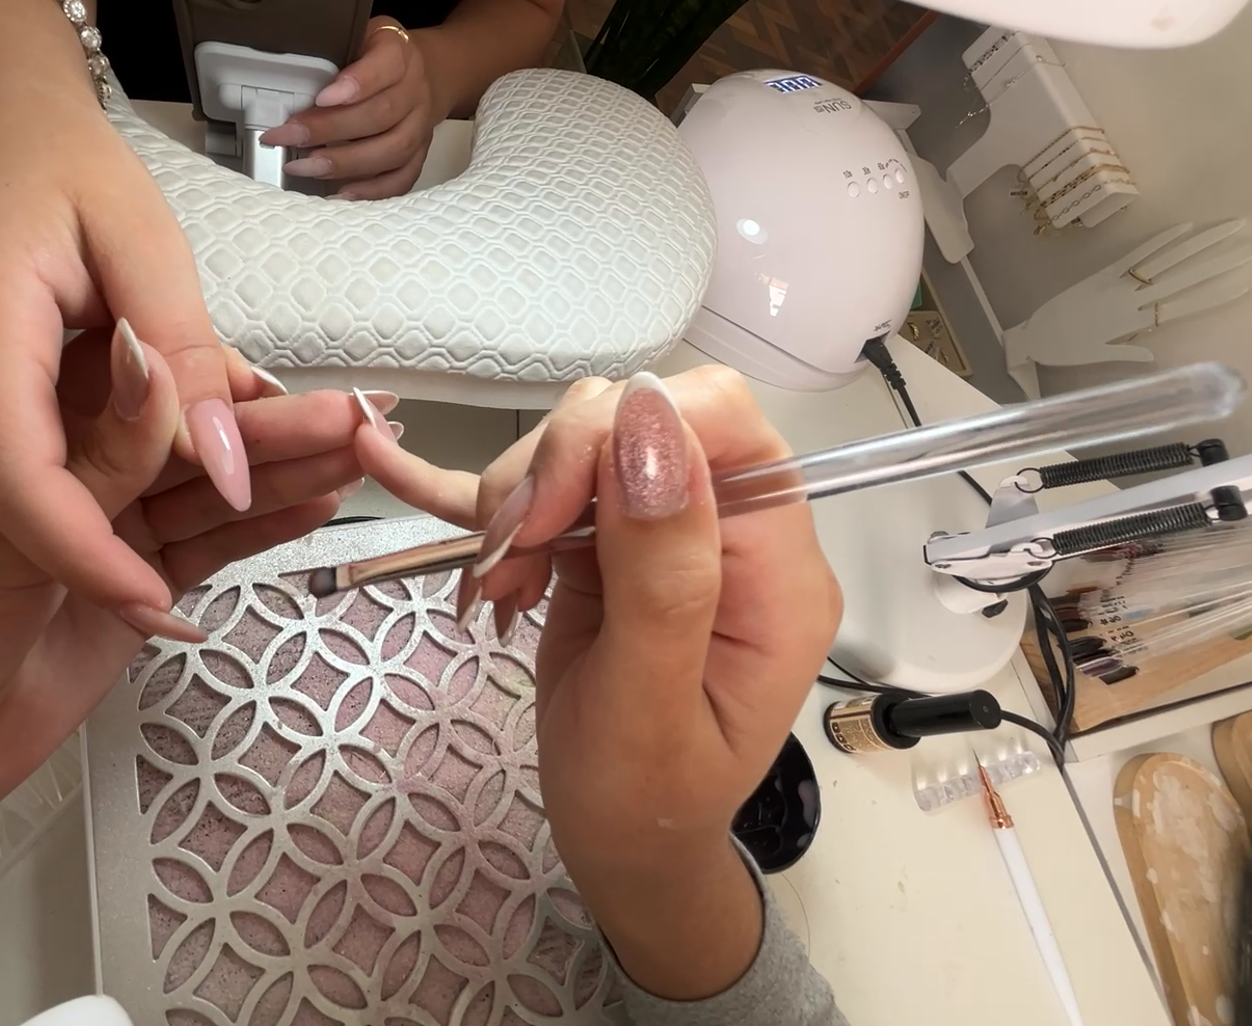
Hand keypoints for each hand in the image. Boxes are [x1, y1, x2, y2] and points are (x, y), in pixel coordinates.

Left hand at [0, 324, 367, 902]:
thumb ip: (68, 479)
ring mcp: (103, 526)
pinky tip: (322, 502)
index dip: (203, 404)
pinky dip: (261, 529)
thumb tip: (149, 368)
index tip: (273, 399)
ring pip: (206, 493)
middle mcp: (54, 465)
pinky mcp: (132, 576)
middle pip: (181, 445)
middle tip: (365, 421)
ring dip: (285, 479)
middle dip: (276, 436)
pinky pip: (205, 545)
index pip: (118, 401)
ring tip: (365, 456)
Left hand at [259, 16, 445, 199]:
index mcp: (400, 55)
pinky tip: (342, 193)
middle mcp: (415, 93)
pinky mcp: (419, 156)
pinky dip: (372, 191)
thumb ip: (333, 57)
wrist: (425, 76)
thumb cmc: (377, 57)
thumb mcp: (358, 37)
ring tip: (307, 167)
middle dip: (330, 130)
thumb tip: (288, 86)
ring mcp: (420, 128)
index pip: (383, 68)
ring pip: (391, 151)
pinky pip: (401, 179)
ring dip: (346, 164)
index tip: (321, 98)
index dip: (355, 84)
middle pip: (380, 116)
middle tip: (291, 137)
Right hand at [352, 368, 841, 997]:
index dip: (624, 430)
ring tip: (500, 584)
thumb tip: (648, 423)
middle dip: (551, 473)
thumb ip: (662, 573)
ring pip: (581, 441)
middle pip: (635, 418)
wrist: (623, 834)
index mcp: (774, 565)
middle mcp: (726, 528)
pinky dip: (502, 503)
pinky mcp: (612, 538)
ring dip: (519, 500)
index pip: (722, 421)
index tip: (547, 512)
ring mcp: (664, 527)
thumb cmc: (645, 798)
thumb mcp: (650, 705)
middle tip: (508, 557)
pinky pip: (555, 483)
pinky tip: (477, 540)